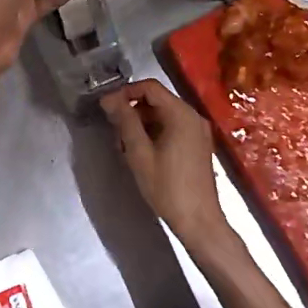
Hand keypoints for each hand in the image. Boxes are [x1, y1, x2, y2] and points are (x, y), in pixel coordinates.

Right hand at [101, 79, 230, 252]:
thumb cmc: (167, 187)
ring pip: (163, 115)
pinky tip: (141, 153)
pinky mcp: (198, 144)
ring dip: (142, 124)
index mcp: (181, 114)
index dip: (126, 93)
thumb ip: (125, 122)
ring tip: (125, 147)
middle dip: (133, 111)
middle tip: (114, 132)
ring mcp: (198, 131)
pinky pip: (173, 127)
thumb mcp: (140, 153)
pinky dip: (155, 133)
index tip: (108, 108)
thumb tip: (109, 98)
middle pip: (157, 100)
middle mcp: (193, 116)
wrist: (199, 221)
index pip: (150, 87)